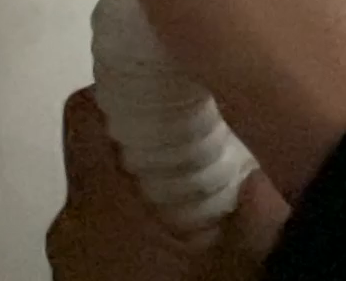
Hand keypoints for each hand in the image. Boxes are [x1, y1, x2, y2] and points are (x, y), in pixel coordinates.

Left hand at [48, 89, 287, 280]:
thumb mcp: (231, 273)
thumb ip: (257, 217)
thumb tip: (276, 168)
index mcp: (93, 202)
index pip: (83, 112)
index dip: (119, 86)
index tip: (166, 84)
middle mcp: (69, 221)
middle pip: (100, 150)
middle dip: (149, 139)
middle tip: (204, 139)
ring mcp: (70, 256)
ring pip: (104, 192)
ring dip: (147, 185)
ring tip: (204, 191)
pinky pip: (104, 230)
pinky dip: (137, 221)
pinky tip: (186, 239)